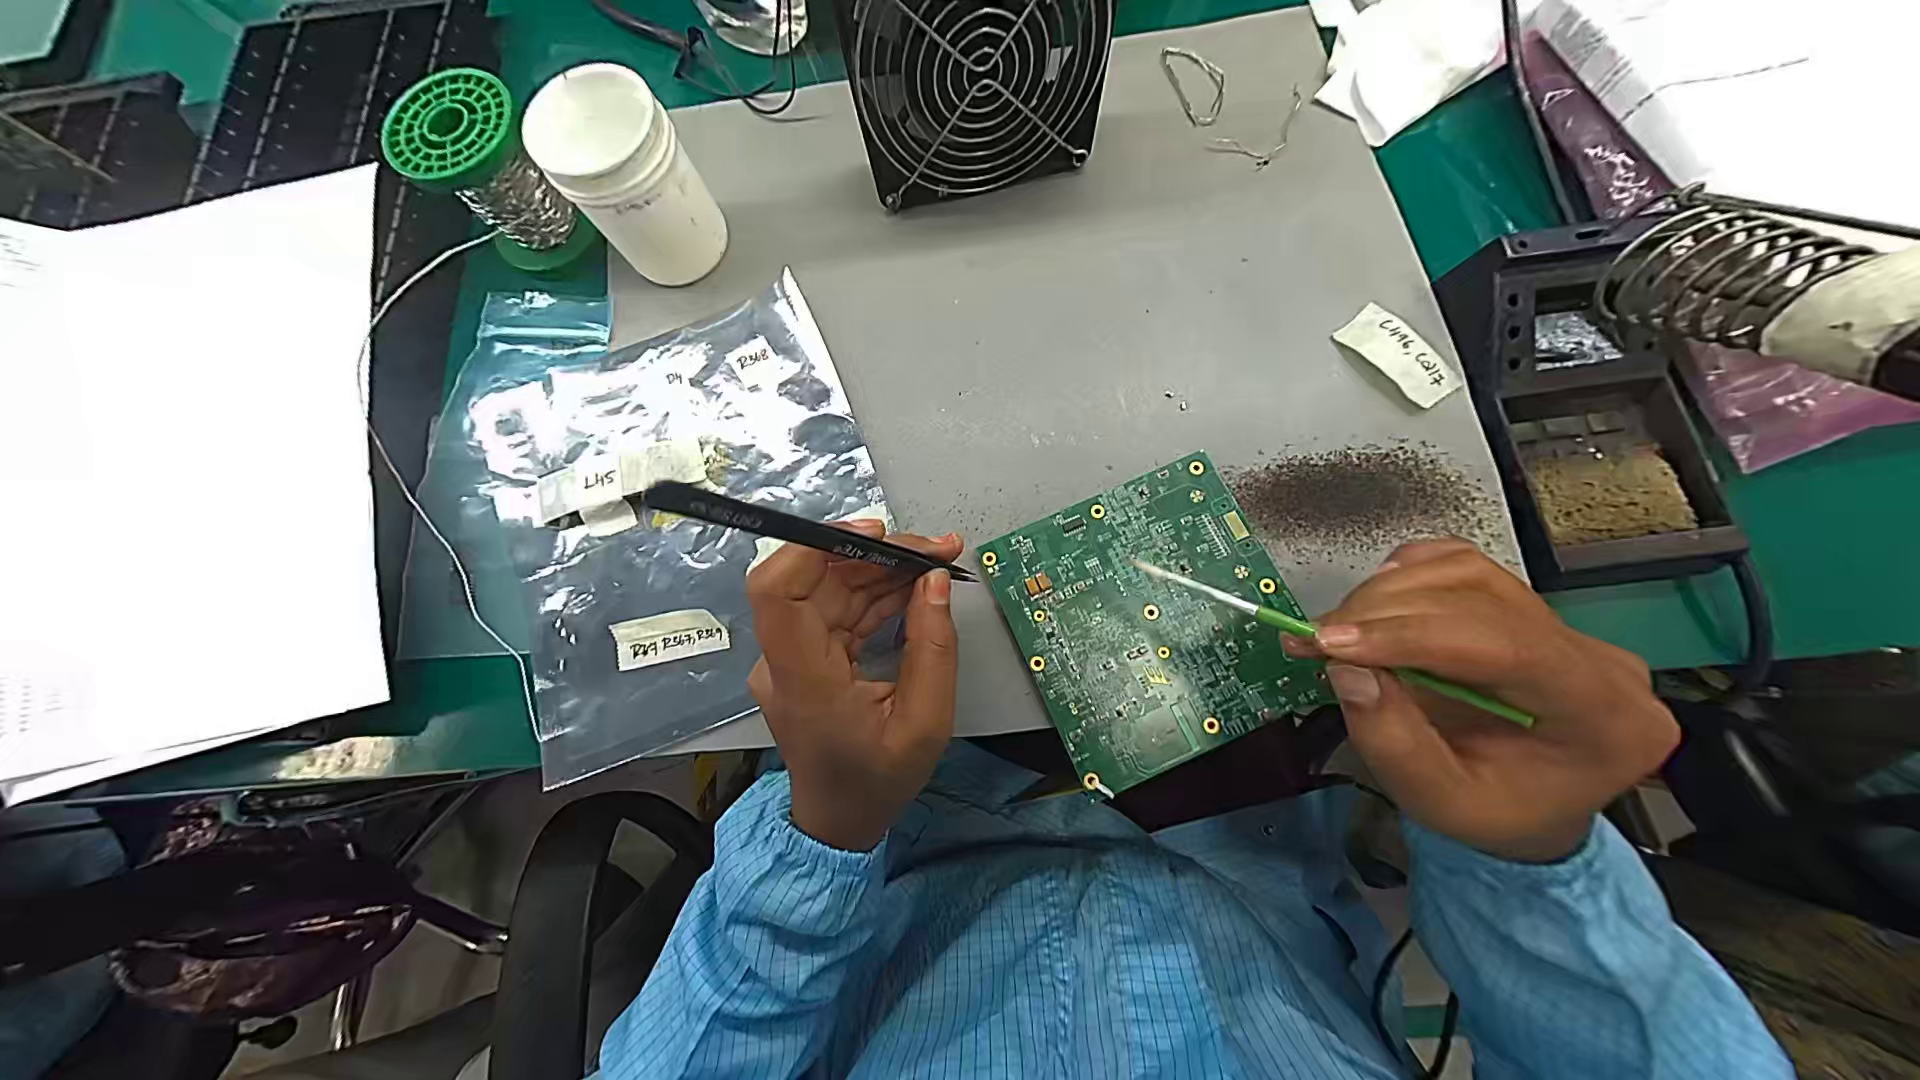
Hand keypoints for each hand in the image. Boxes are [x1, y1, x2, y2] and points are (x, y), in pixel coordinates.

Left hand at [746, 521, 962, 850]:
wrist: (840, 820)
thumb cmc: (877, 782)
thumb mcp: (926, 724)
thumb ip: (934, 648)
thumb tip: (934, 580)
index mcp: (803, 681)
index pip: (777, 593)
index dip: (816, 548)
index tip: (873, 534)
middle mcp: (786, 659)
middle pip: (817, 579)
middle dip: (878, 553)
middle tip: (937, 549)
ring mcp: (793, 655)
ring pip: (832, 586)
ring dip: (884, 568)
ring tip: (936, 562)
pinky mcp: (809, 654)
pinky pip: (840, 607)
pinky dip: (877, 591)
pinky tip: (914, 585)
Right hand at [1286, 539, 1678, 861]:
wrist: (1521, 804)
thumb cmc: (1491, 810)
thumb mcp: (1438, 801)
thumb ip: (1393, 742)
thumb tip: (1348, 670)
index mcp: (1605, 717)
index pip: (1507, 646)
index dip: (1410, 634)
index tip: (1333, 643)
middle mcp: (1593, 657)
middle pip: (1474, 600)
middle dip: (1378, 614)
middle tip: (1313, 640)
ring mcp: (1555, 622)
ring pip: (1459, 572)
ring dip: (1381, 595)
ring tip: (1335, 632)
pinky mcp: (1513, 601)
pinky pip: (1454, 564)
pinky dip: (1400, 577)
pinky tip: (1370, 609)